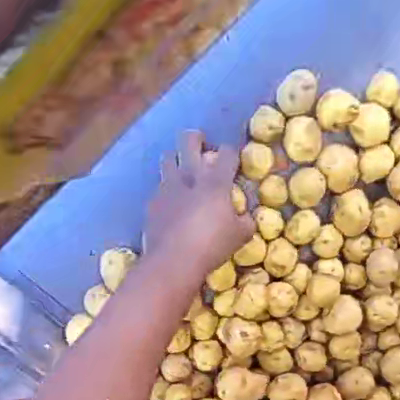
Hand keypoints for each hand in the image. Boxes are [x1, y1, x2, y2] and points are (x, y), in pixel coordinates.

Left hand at [143, 130, 252, 277]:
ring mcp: (168, 187)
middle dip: (197, 139)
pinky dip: (167, 188)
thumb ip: (247, 221)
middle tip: (203, 150)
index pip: (227, 152)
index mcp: (216, 181)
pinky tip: (172, 202)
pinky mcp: (153, 201)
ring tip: (184, 172)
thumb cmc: (212, 245)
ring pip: (168, 157)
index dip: (232, 153)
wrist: (173, 260)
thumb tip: (247, 217)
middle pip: (189, 140)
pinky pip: (160, 185)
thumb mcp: (241, 235)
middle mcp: (190, 176)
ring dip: (176, 159)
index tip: (233, 162)